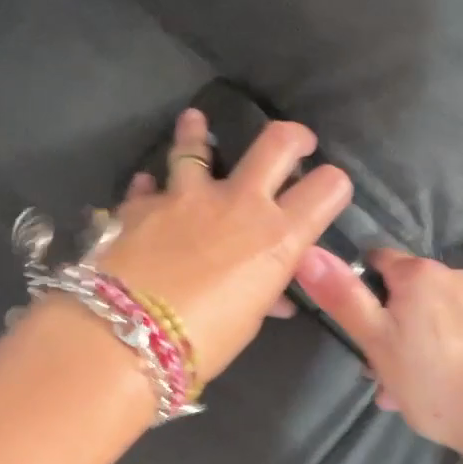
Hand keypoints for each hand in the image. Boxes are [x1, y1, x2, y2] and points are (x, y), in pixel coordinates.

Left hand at [86, 109, 353, 385]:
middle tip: (298, 141)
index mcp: (277, 236)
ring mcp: (186, 197)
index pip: (325, 190)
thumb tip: (272, 294)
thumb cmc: (204, 342)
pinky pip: (148, 187)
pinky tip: (147, 185)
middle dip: (293, 138)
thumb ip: (264, 293)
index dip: (335, 184)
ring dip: (198, 133)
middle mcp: (238, 203)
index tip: (332, 186)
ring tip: (196, 122)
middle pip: (276, 146)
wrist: (127, 335)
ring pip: (196, 148)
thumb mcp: (248, 320)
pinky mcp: (141, 205)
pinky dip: (151, 187)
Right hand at [292, 246, 462, 463]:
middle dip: (389, 330)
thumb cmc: (435, 380)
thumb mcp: (377, 342)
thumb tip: (309, 251)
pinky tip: (444, 394)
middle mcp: (458, 278)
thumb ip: (343, 297)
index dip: (359, 290)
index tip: (356, 328)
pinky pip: (462, 338)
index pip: (378, 260)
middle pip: (409, 296)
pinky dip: (446, 357)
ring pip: (435, 321)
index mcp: (421, 275)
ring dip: (415, 349)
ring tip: (409, 395)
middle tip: (379, 376)